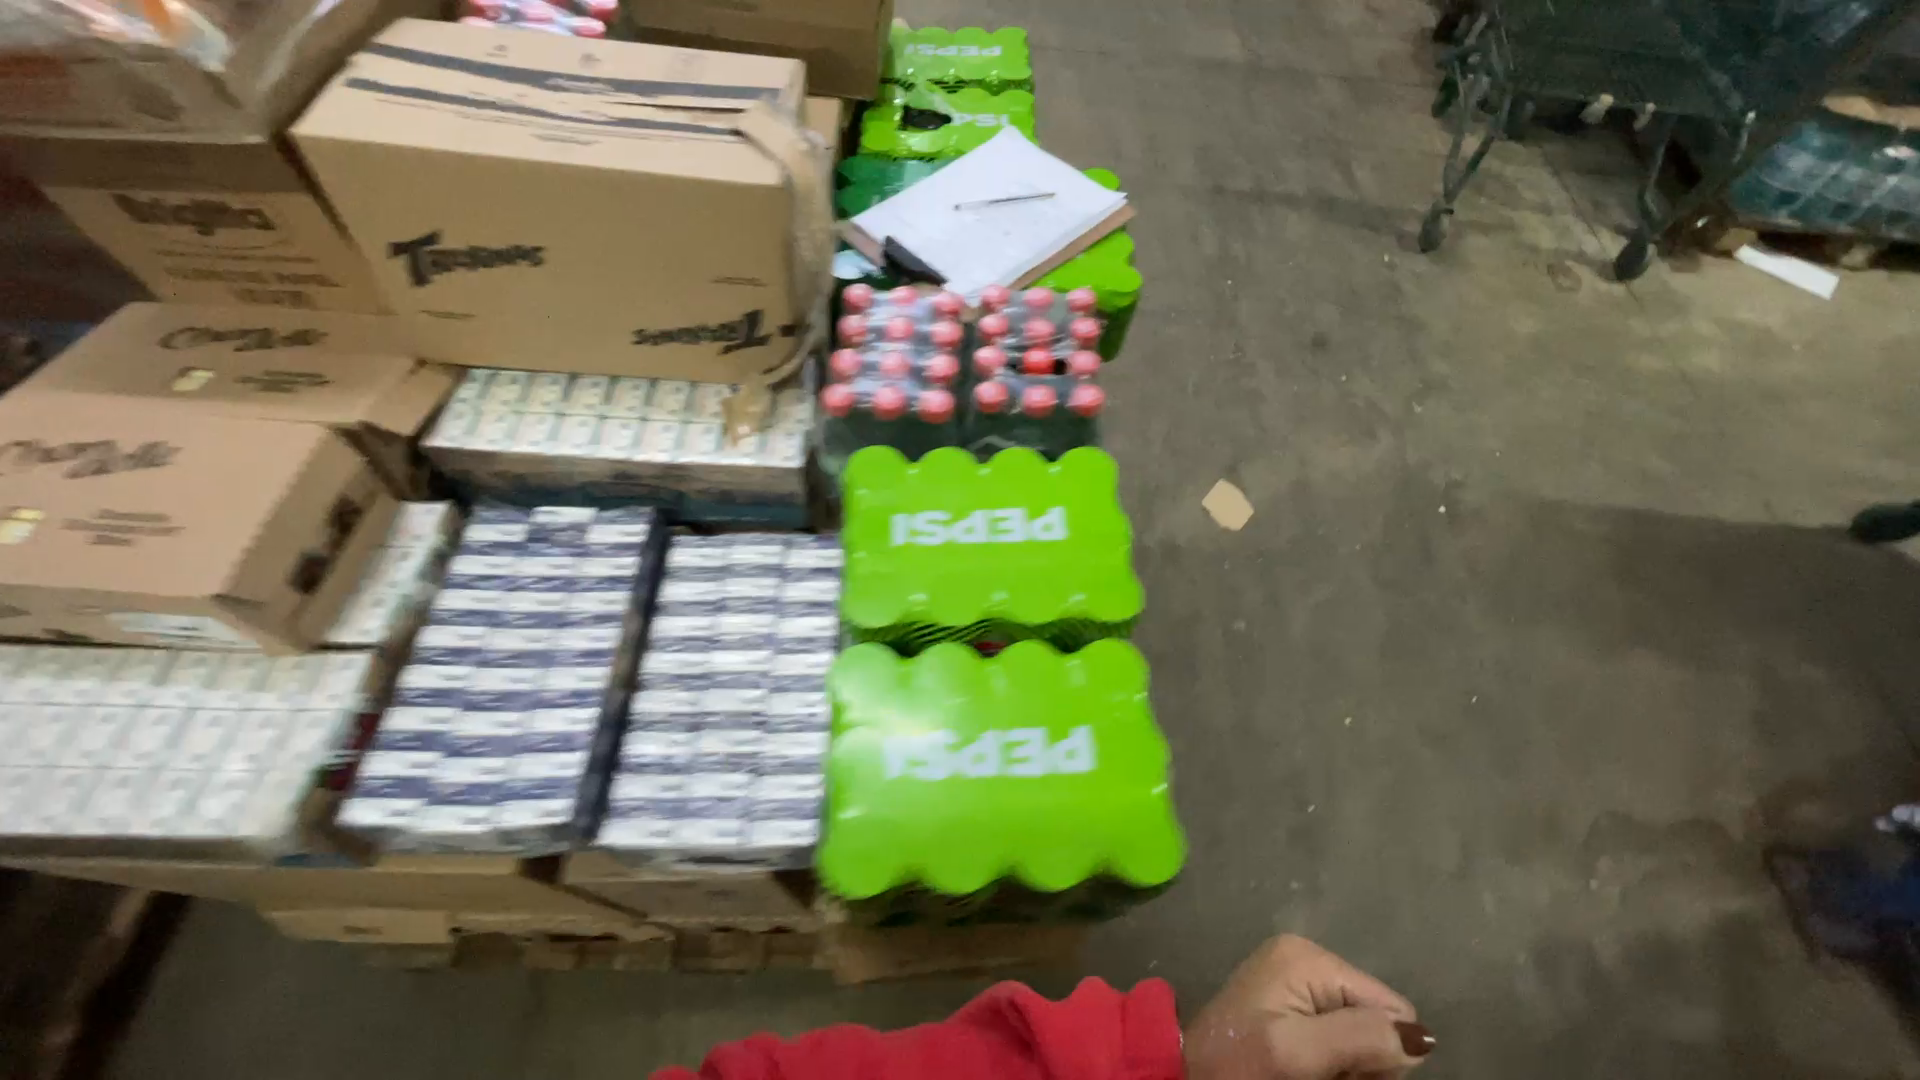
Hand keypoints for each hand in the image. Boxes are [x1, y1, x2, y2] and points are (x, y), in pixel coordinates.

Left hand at [1184, 935, 1434, 1079]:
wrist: (1188, 1073)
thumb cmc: (1240, 1062)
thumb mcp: (1297, 1052)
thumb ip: (1359, 1038)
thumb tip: (1422, 1036)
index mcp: (1309, 957)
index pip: (1390, 1007)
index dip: (1380, 1049)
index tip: (1342, 1068)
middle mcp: (1307, 959)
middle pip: (1375, 1019)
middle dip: (1362, 1056)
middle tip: (1320, 1070)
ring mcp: (1297, 981)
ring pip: (1360, 1034)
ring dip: (1346, 1063)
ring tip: (1307, 1070)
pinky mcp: (1290, 1005)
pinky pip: (1337, 1037)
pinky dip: (1329, 1061)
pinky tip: (1300, 1067)